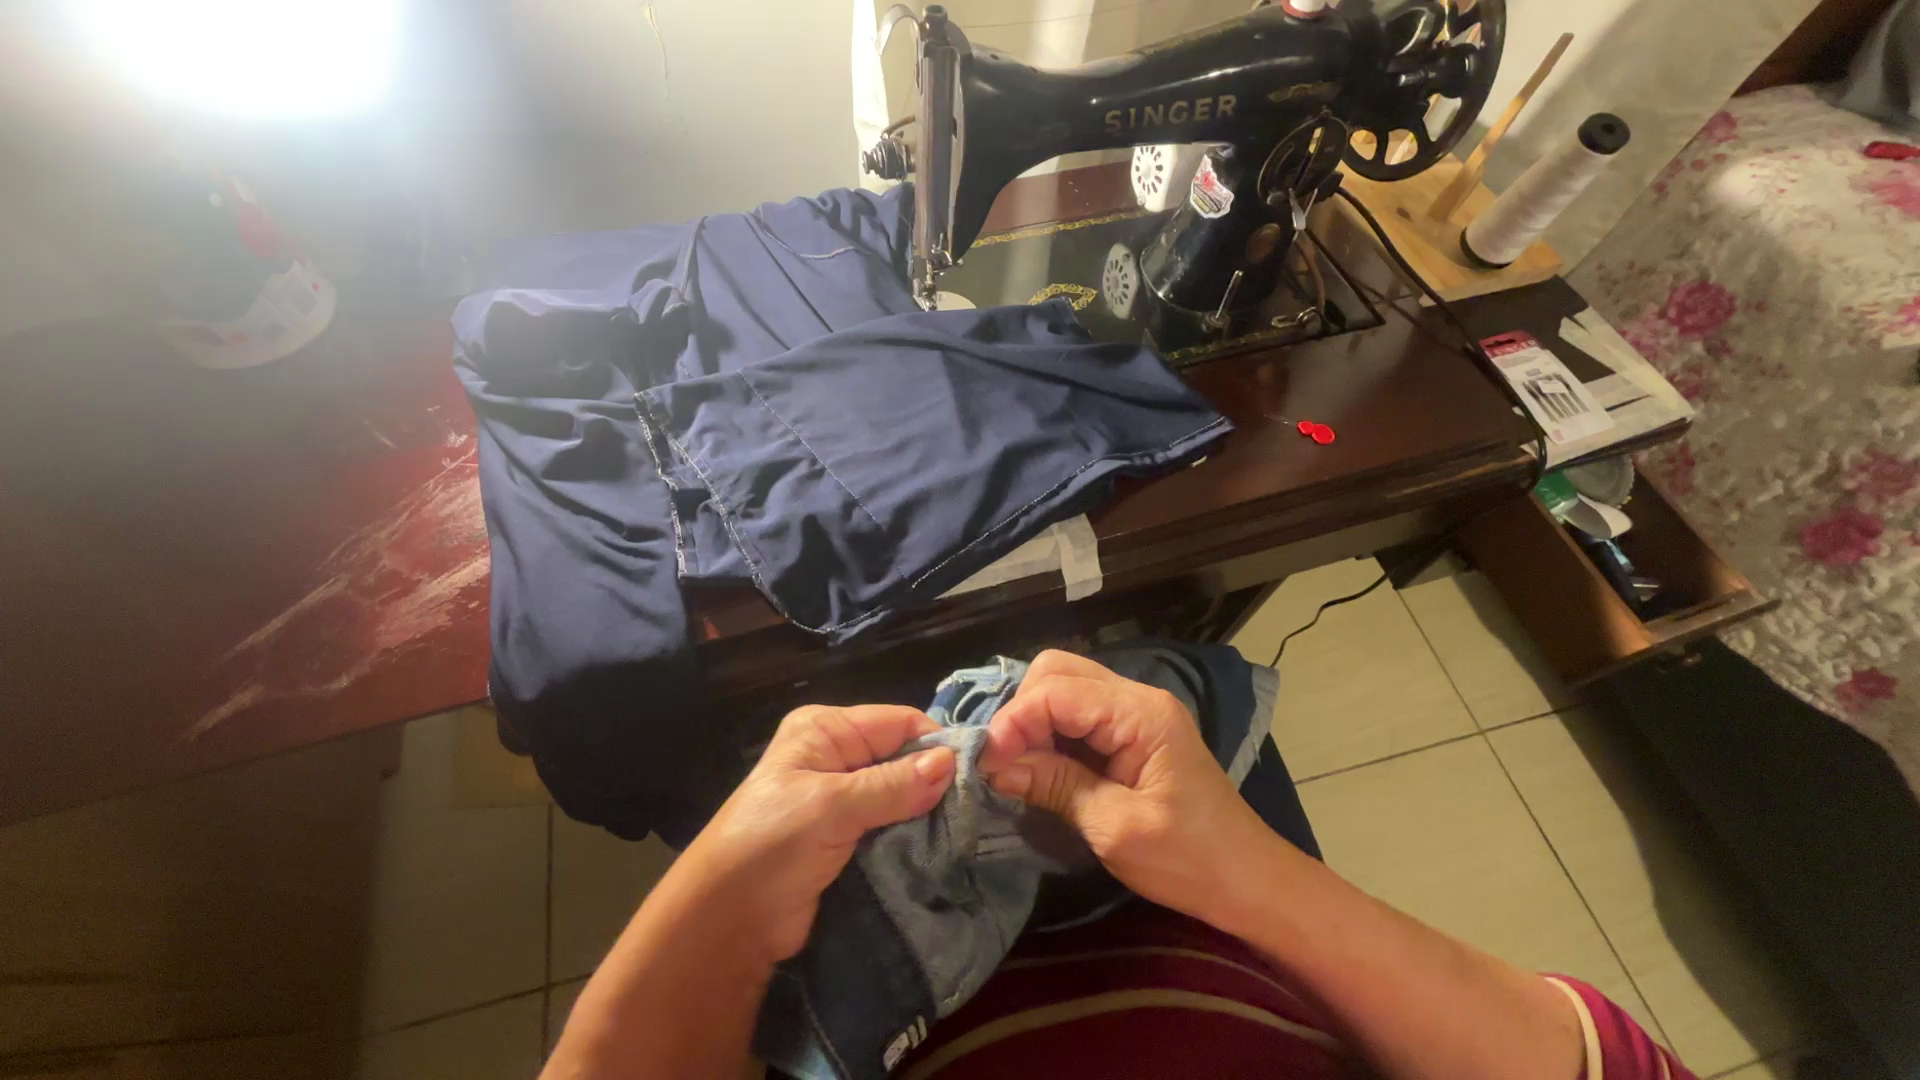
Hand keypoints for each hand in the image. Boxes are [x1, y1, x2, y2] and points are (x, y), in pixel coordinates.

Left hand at [674, 704, 955, 963]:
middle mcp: (837, 756)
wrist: (728, 922)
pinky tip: (945, 844)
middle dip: (937, 778)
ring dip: (930, 810)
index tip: (979, 771)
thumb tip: (952, 762)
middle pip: (903, 755)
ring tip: (970, 826)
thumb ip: (892, 784)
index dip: (936, 742)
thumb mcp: (831, 806)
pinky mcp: (851, 837)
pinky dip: (917, 833)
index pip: (897, 722)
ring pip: (904, 792)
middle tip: (980, 804)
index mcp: (825, 731)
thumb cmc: (771, 845)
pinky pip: (895, 824)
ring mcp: (844, 799)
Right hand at [981, 650, 1280, 925]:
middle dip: (1020, 710)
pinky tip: (1038, 764)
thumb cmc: (1190, 860)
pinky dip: (1049, 731)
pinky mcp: (1130, 732)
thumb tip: (993, 765)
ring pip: (1064, 687)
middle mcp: (1137, 698)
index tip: (986, 762)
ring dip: (1031, 720)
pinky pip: (1077, 713)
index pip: (1058, 690)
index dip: (1014, 720)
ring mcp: (1135, 712)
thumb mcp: (1115, 828)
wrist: (1249, 880)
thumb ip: (1054, 786)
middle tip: (1001, 760)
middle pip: (1058, 672)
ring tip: (1013, 764)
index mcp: (1141, 714)